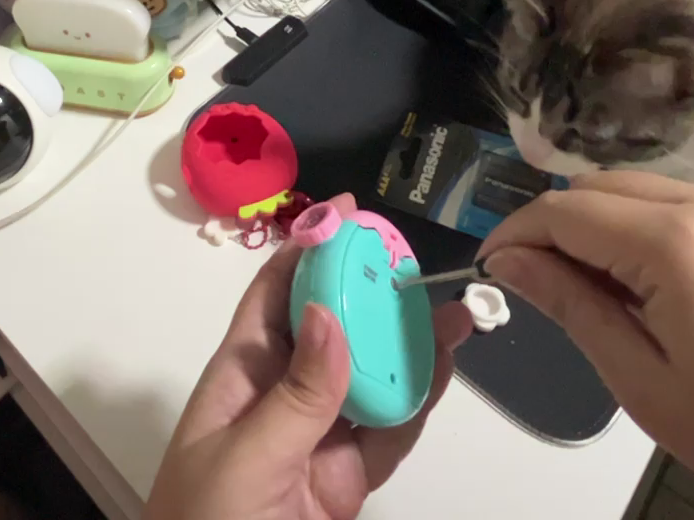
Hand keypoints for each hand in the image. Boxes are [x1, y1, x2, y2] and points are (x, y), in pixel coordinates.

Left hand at [147, 196, 473, 519]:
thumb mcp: (244, 459)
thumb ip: (294, 396)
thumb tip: (328, 313)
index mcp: (242, 373)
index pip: (274, 293)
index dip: (306, 248)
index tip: (346, 214)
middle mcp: (282, 393)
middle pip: (330, 327)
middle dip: (368, 291)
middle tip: (413, 262)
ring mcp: (318, 435)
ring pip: (367, 375)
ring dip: (407, 344)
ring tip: (452, 310)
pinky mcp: (347, 479)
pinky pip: (387, 432)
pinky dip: (416, 402)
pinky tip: (443, 368)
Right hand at [480, 172, 693, 519]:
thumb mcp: (646, 384)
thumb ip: (570, 305)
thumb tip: (506, 260)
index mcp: (674, 243)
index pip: (562, 210)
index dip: (515, 233)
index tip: (490, 268)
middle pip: (596, 186)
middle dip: (553, 224)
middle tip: (538, 282)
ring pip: (638, 188)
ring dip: (597, 221)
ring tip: (592, 286)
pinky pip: (682, 204)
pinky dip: (642, 225)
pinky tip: (649, 281)